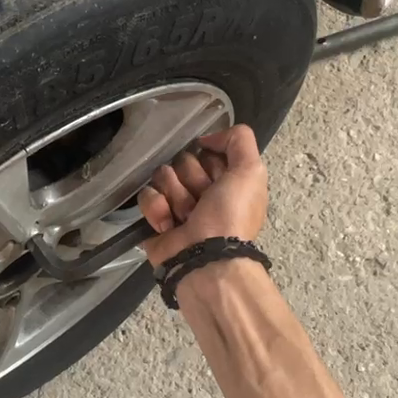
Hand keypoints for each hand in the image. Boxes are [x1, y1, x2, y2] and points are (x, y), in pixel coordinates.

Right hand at [136, 124, 266, 266]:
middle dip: (191, 180)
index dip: (211, 163)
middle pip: (182, 161)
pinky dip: (158, 210)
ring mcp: (177, 205)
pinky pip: (146, 196)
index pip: (206, 151)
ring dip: (175, 196)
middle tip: (202, 202)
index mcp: (226, 180)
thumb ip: (239, 140)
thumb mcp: (251, 172)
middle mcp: (202, 191)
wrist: (206, 259)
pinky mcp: (155, 219)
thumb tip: (207, 138)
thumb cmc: (232, 216)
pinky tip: (170, 225)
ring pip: (162, 175)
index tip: (219, 180)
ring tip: (186, 217)